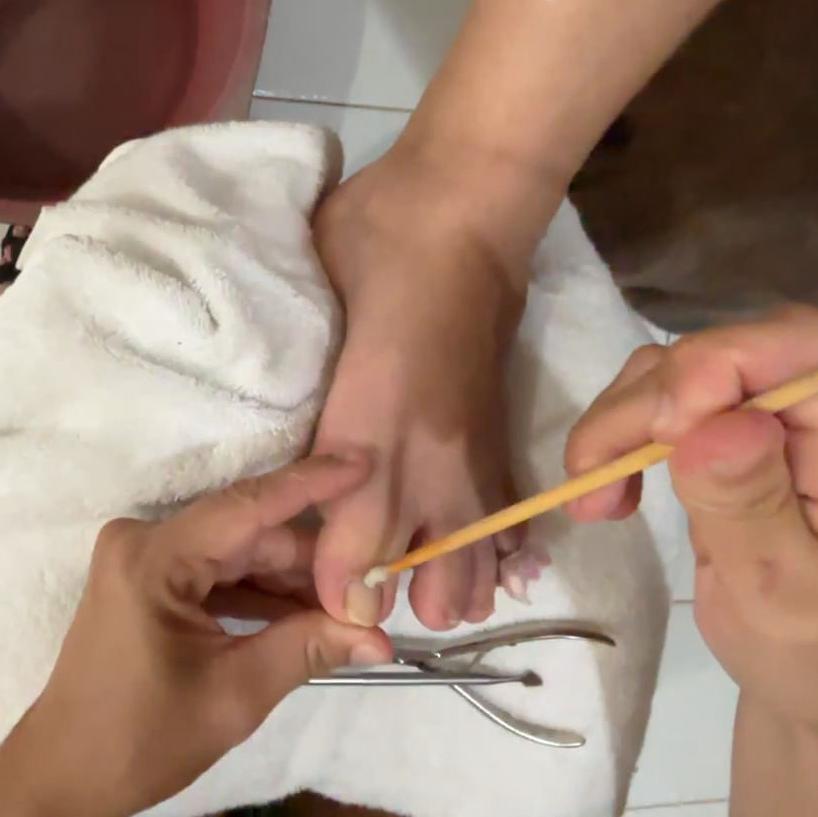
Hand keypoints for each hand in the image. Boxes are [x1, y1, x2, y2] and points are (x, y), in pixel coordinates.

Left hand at [5, 454, 395, 816]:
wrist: (65, 774)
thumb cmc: (140, 740)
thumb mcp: (233, 695)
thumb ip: (306, 649)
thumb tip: (380, 637)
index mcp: (154, 557)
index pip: (247, 507)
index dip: (310, 484)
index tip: (364, 463)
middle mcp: (144, 539)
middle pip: (246, 533)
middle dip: (310, 558)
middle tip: (373, 581)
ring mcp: (143, 556)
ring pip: (235, 551)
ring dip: (288, 578)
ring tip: (350, 603)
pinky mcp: (148, 577)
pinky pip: (215, 571)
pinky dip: (257, 591)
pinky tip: (305, 611)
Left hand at [309, 148, 536, 630]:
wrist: (455, 208)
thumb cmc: (370, 245)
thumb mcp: (313, 302)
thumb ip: (307, 381)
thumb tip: (308, 457)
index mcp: (370, 426)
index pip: (356, 542)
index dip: (340, 585)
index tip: (326, 607)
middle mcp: (426, 450)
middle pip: (422, 563)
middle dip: (400, 598)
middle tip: (373, 608)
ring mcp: (470, 442)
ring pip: (471, 548)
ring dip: (454, 584)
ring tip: (434, 604)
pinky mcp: (499, 425)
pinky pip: (510, 511)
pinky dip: (505, 549)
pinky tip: (500, 572)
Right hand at [563, 305, 817, 725]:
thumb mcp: (788, 604)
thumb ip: (753, 511)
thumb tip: (717, 424)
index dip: (731, 359)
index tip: (662, 424)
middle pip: (728, 356)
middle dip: (647, 403)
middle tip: (594, 475)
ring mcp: (772, 428)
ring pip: (676, 373)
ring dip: (617, 423)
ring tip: (591, 496)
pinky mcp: (725, 439)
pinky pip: (657, 405)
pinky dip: (615, 438)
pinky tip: (605, 492)